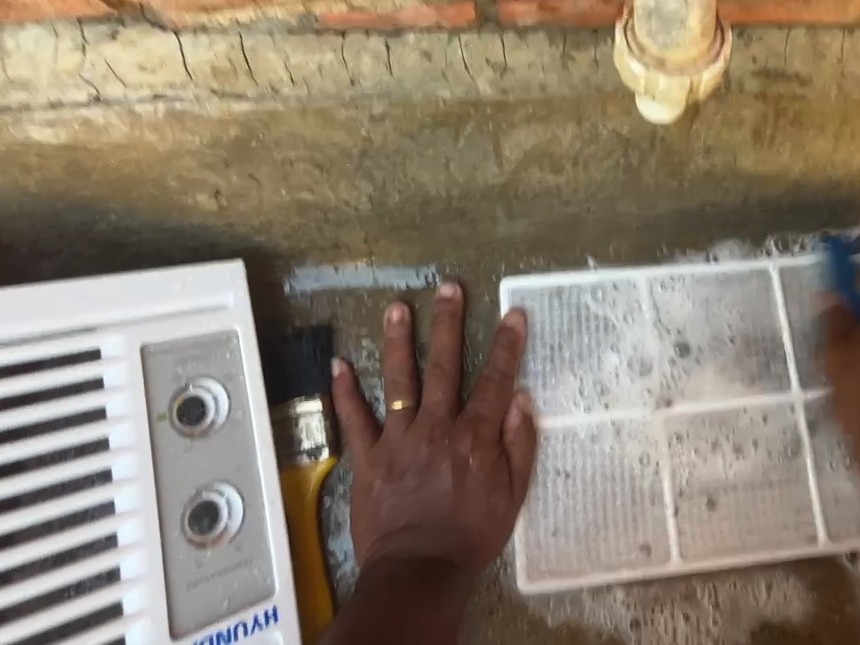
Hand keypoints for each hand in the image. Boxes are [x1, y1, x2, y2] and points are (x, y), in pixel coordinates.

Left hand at [332, 280, 537, 584]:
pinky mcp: (369, 458)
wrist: (419, 572)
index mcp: (475, 435)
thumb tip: (522, 397)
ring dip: (398, 341)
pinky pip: (355, 421)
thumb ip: (519, 444)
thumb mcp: (512, 494)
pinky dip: (345, 393)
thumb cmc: (471, 533)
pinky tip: (338, 364)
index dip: (507, 345)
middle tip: (448, 288)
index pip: (496, 379)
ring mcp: (399, 439)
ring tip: (396, 307)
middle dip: (448, 323)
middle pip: (445, 365)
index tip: (513, 313)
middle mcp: (437, 426)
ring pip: (399, 381)